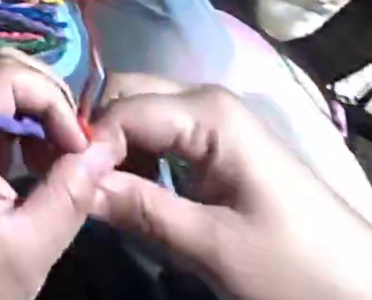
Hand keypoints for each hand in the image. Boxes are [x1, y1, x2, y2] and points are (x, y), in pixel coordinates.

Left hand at [0, 49, 120, 299]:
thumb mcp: (27, 250)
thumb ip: (68, 195)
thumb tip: (105, 149)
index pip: (5, 75)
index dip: (51, 99)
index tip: (80, 147)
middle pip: (1, 68)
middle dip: (47, 96)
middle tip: (75, 145)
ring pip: (0, 83)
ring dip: (40, 108)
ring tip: (64, 156)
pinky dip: (29, 123)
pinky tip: (45, 159)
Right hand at [91, 84, 371, 299]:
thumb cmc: (304, 275)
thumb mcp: (218, 251)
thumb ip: (143, 211)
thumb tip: (76, 184)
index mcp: (207, 112)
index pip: (123, 109)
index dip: (90, 143)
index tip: (66, 183)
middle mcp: (204, 100)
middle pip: (126, 97)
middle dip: (99, 135)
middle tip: (80, 185)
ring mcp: (212, 118)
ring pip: (139, 112)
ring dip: (116, 146)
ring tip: (101, 191)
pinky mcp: (218, 142)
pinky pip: (160, 132)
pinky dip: (138, 154)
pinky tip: (134, 190)